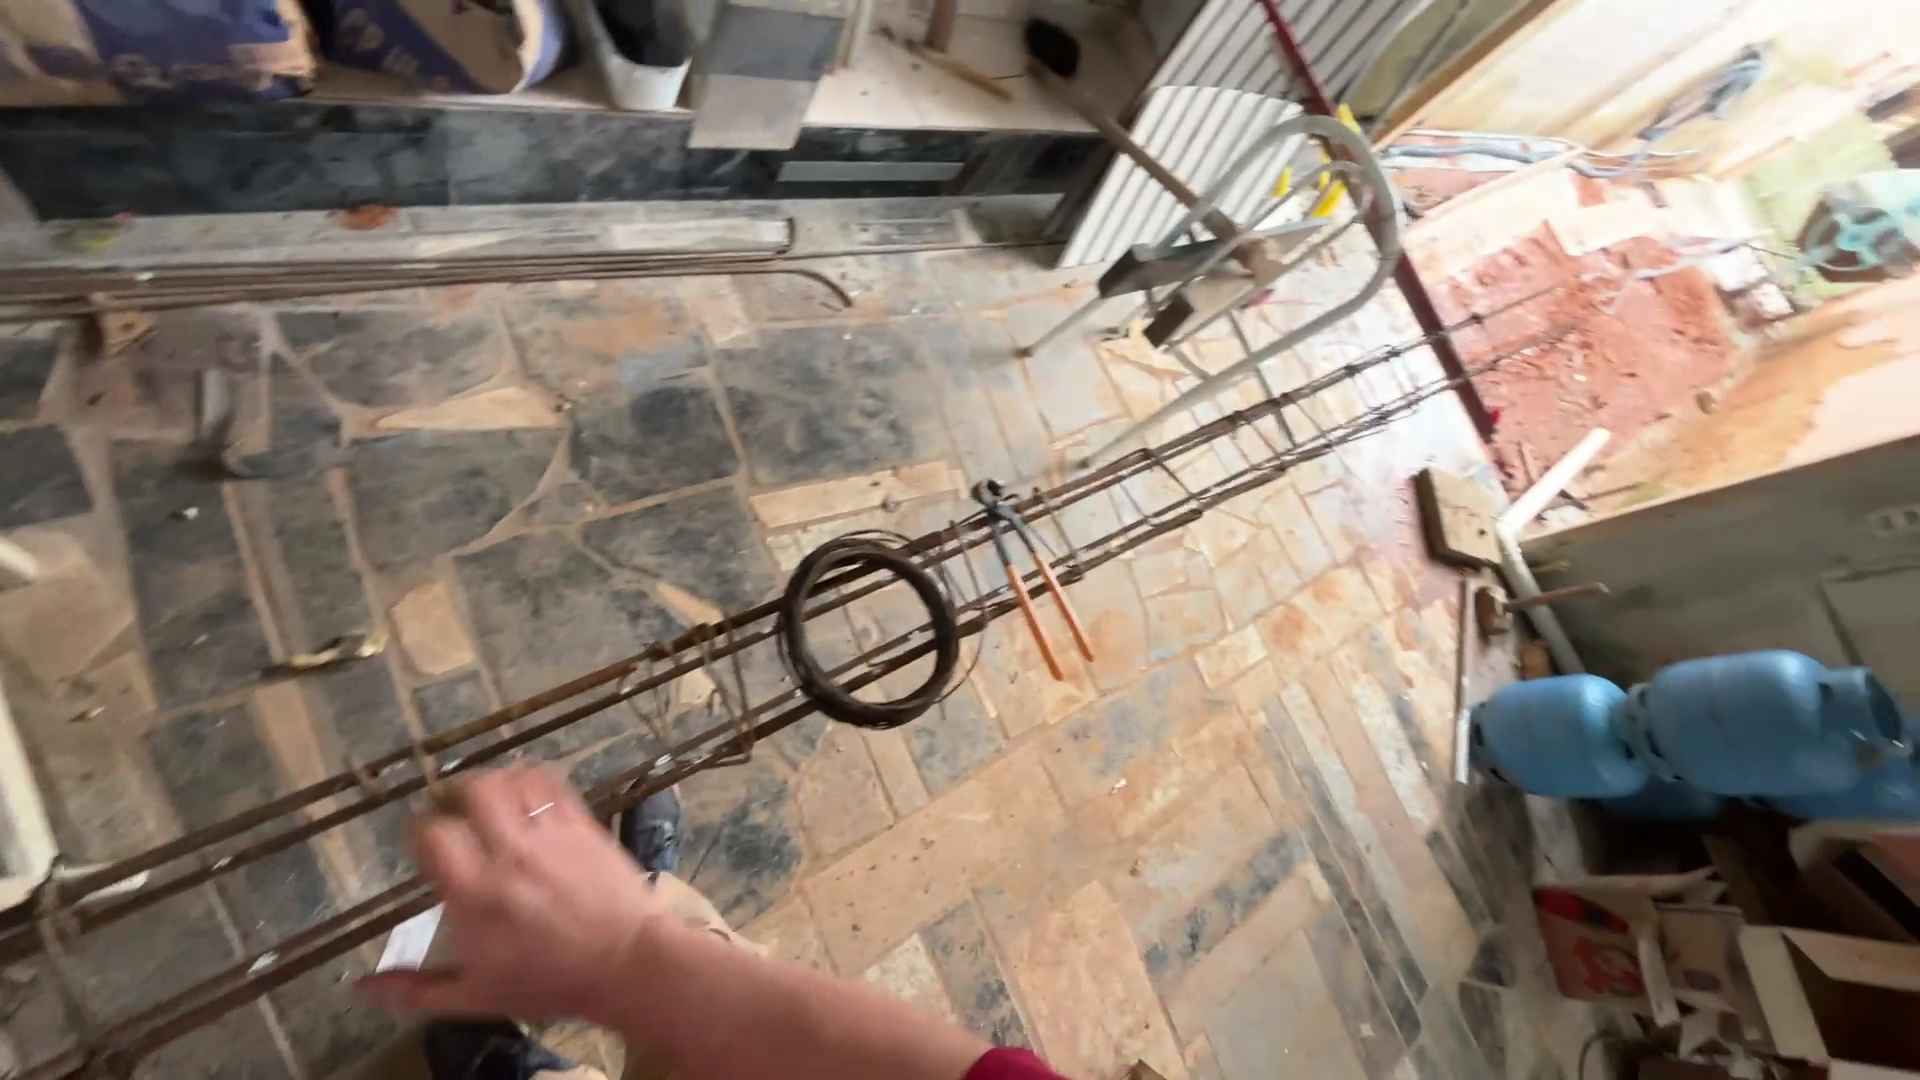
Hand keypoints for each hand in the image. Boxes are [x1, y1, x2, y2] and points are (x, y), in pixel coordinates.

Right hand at [357, 766, 666, 1026]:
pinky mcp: (585, 825)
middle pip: (476, 791)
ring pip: (517, 780)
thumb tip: (359, 987)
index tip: (420, 834)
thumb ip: (413, 989)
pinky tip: (529, 787)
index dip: (419, 827)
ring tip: (490, 794)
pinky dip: (536, 777)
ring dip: (497, 780)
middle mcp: (510, 854)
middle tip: (453, 804)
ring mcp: (552, 834)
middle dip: (457, 790)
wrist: (625, 960)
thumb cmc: (548, 981)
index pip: (433, 835)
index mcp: (474, 894)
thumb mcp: (473, 997)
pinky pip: (556, 785)